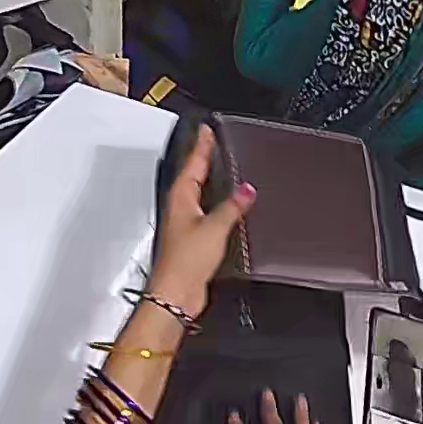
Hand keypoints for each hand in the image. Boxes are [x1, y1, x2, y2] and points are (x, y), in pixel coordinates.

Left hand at [146, 126, 254, 317]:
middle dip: (203, 158)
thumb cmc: (185, 261)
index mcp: (181, 197)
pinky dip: (215, 203)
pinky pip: (205, 212)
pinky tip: (227, 206)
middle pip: (193, 175)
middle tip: (213, 142)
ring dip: (209, 180)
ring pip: (198, 193)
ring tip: (221, 167)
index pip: (193, 162)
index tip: (207, 130)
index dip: (202, 145)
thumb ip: (232, 207)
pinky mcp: (192, 239)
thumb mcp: (214, 228)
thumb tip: (246, 189)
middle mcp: (180, 207)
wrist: (176, 294)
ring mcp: (184, 223)